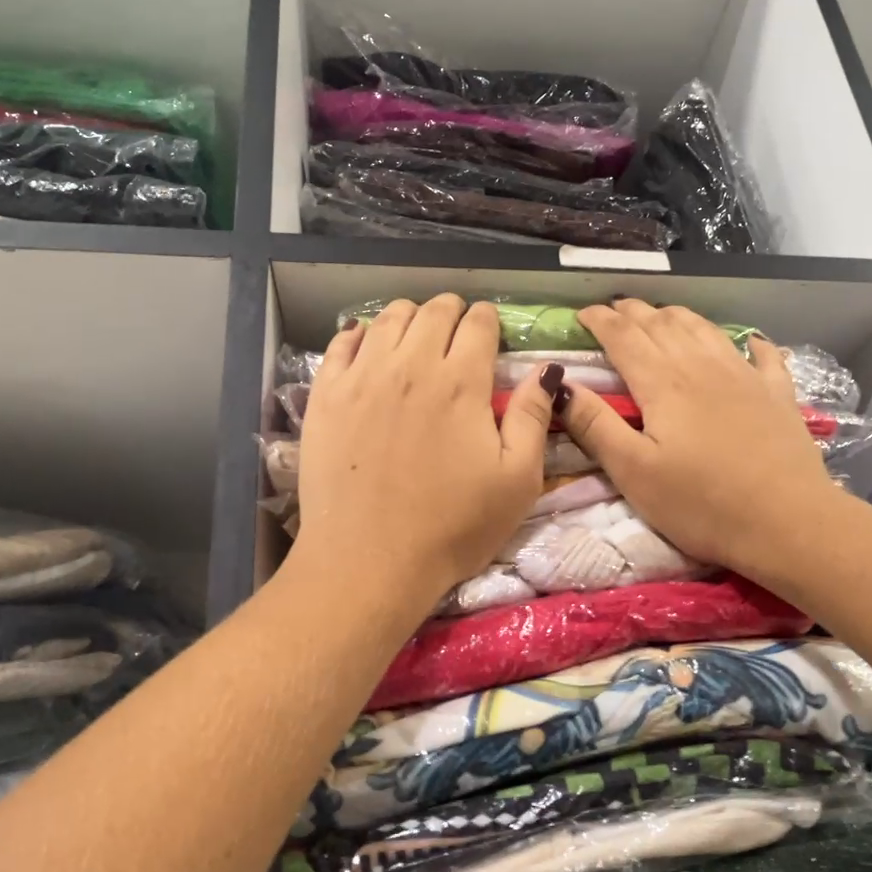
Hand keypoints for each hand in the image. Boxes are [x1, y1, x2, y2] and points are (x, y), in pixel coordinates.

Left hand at [292, 294, 558, 607]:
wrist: (370, 561)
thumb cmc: (454, 527)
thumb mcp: (517, 480)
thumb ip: (532, 418)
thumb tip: (547, 371)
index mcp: (462, 382)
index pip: (478, 324)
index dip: (487, 319)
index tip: (489, 327)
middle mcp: (411, 365)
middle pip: (433, 312)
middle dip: (451, 311)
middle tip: (456, 326)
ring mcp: (362, 378)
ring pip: (387, 319)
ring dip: (408, 315)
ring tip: (415, 329)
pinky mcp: (325, 397)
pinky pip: (340, 344)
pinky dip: (358, 334)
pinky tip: (365, 343)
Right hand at [556, 299, 843, 580]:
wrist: (786, 521)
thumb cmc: (700, 503)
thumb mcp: (633, 472)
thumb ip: (594, 425)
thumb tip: (558, 384)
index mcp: (662, 383)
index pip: (623, 336)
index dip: (599, 321)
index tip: (581, 315)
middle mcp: (702, 366)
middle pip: (663, 324)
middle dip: (634, 312)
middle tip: (613, 311)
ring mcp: (745, 376)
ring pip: (706, 330)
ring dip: (678, 317)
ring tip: (662, 315)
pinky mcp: (777, 395)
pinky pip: (764, 356)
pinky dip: (751, 343)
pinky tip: (751, 341)